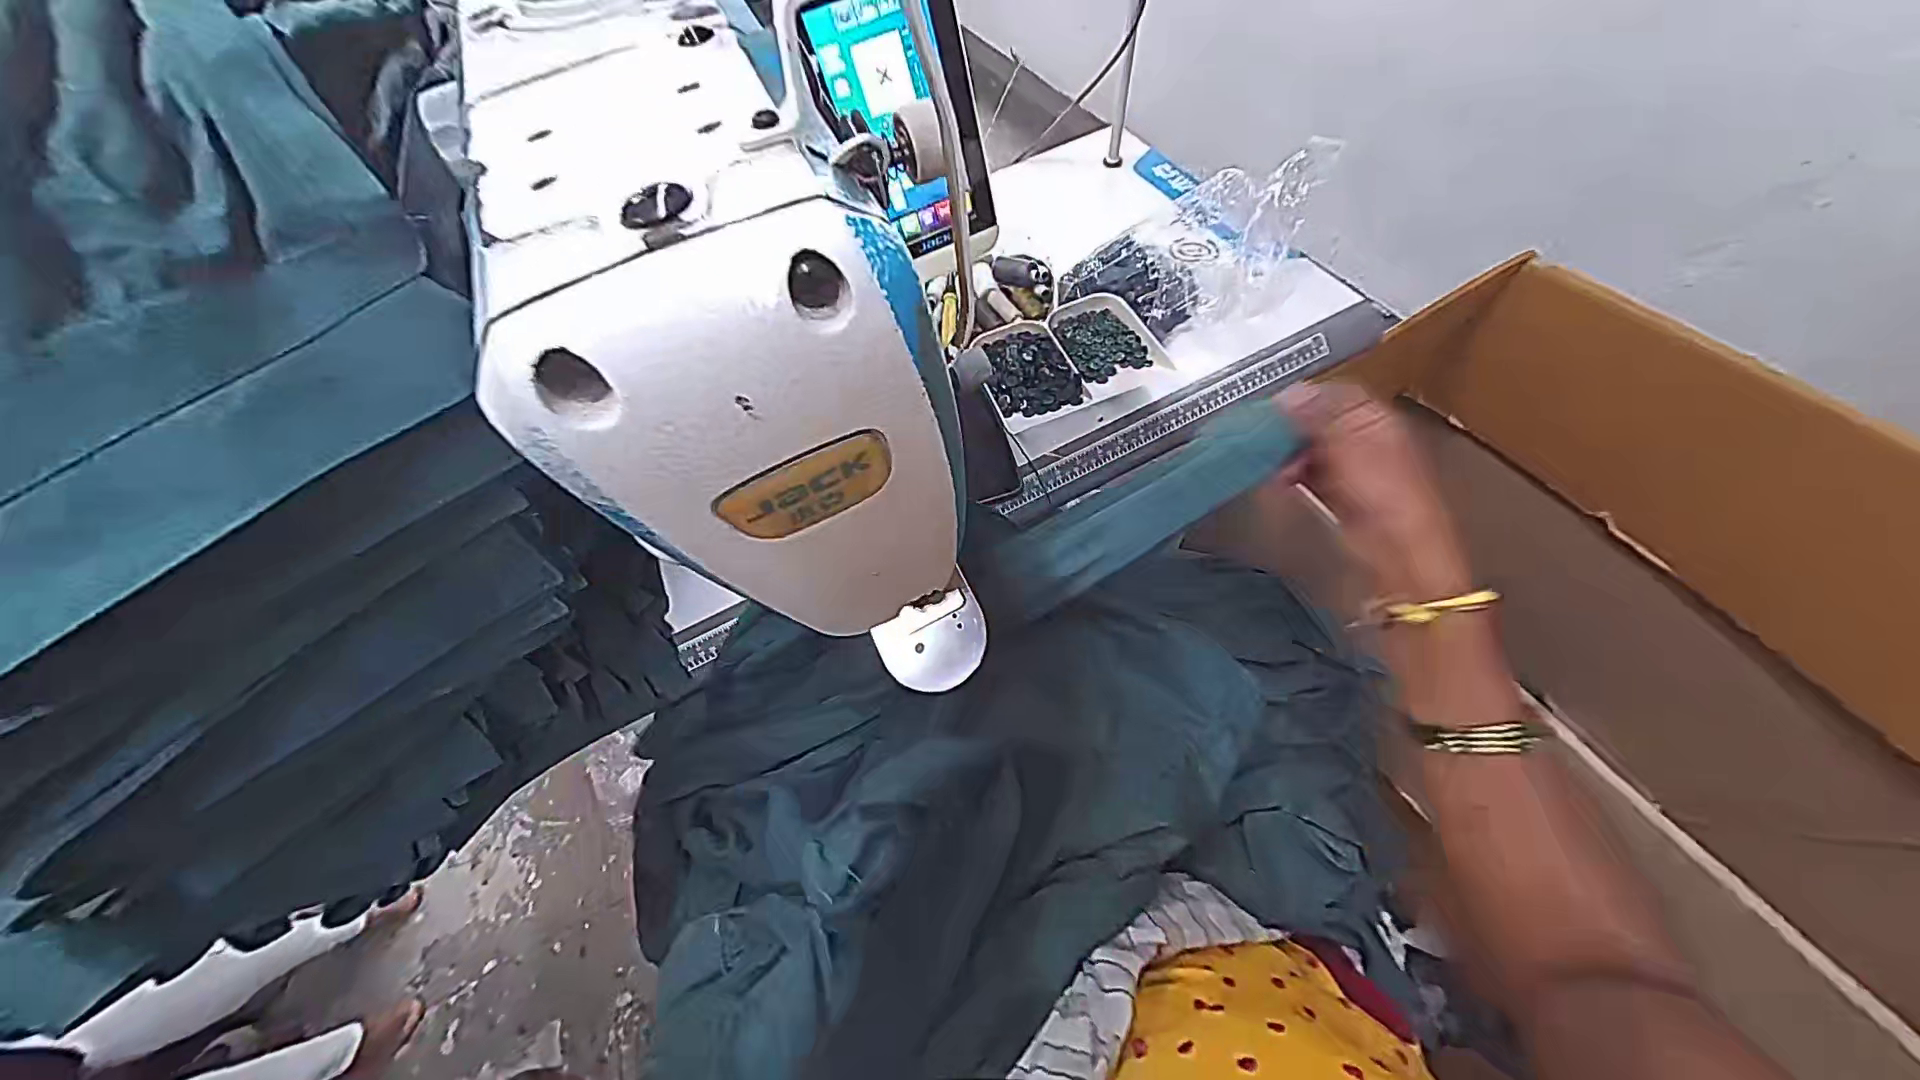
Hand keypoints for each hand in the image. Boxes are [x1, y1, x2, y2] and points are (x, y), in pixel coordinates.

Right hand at [1275, 382, 1472, 597]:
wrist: (1396, 550)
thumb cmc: (1390, 500)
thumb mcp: (1351, 445)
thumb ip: (1321, 416)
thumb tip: (1291, 395)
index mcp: (1376, 419)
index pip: (1332, 393)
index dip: (1301, 399)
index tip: (1273, 410)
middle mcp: (1363, 439)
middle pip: (1315, 421)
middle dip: (1289, 431)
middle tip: (1268, 441)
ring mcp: (1349, 467)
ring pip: (1307, 448)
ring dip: (1287, 455)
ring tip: (1276, 468)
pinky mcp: (1336, 491)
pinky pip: (1306, 473)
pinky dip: (1291, 475)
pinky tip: (1282, 481)